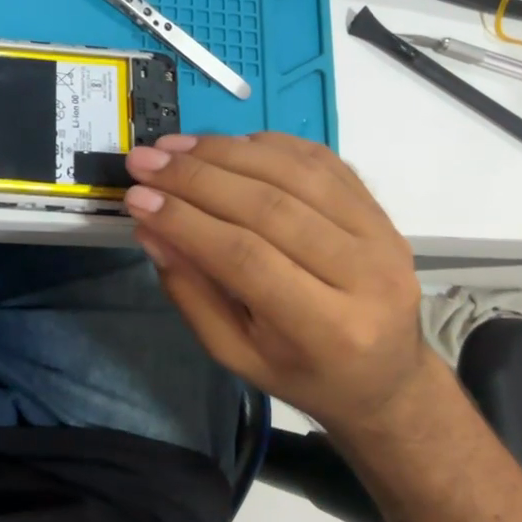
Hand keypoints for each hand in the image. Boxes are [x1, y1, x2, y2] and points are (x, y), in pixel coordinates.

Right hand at [122, 132, 428, 433]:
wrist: (385, 376)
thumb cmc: (299, 371)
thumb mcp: (234, 351)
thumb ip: (191, 292)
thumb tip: (150, 228)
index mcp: (327, 329)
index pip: (246, 258)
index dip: (186, 221)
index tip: (136, 198)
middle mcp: (367, 277)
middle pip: (270, 208)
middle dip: (195, 178)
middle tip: (143, 161)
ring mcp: (381, 237)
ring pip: (295, 174)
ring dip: (225, 152)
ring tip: (173, 146)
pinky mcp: (381, 210)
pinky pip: (320, 161)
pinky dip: (265, 145)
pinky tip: (221, 144)